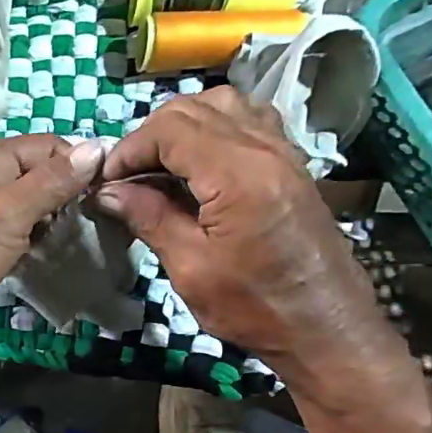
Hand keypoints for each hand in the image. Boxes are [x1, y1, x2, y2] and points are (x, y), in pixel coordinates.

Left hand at [0, 134, 106, 337]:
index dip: (78, 163)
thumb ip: (54, 180)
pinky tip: (51, 248)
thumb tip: (96, 149)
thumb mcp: (12, 209)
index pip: (47, 145)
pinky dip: (37, 236)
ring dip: (54, 217)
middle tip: (91, 217)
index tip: (104, 191)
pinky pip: (21, 227)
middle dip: (67, 192)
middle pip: (41, 172)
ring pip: (33, 202)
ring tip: (76, 234)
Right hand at [93, 88, 418, 403]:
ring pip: (222, 105)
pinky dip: (215, 128)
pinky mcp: (291, 163)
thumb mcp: (191, 268)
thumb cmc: (255, 307)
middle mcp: (264, 147)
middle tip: (127, 177)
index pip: (169, 129)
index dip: (129, 148)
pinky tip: (200, 163)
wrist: (326, 328)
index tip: (106, 181)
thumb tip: (106, 191)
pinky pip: (248, 120)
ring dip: (182, 125)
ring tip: (160, 166)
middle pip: (193, 108)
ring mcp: (283, 151)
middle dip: (150, 136)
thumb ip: (149, 218)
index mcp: (237, 173)